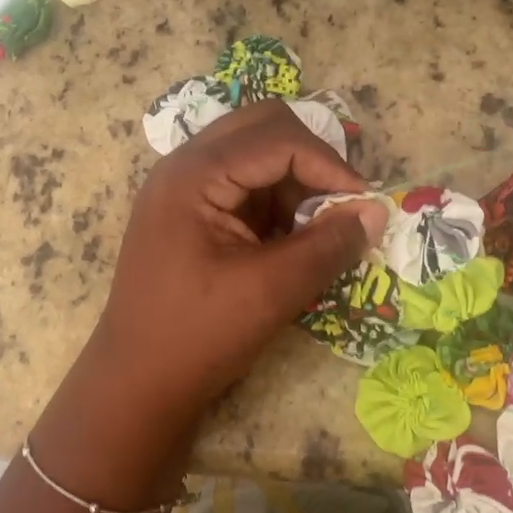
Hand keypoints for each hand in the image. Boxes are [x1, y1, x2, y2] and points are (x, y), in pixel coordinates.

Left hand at [86, 101, 387, 423]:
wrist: (135, 385)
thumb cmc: (197, 336)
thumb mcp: (271, 291)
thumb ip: (327, 245)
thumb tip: (377, 211)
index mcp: (193, 174)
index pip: (277, 138)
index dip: (328, 165)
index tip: (364, 205)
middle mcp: (184, 166)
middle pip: (262, 127)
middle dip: (310, 158)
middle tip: (340, 203)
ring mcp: (182, 187)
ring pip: (254, 151)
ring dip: (294, 180)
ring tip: (318, 230)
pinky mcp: (189, 211)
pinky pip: (242, 182)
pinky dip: (275, 200)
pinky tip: (292, 239)